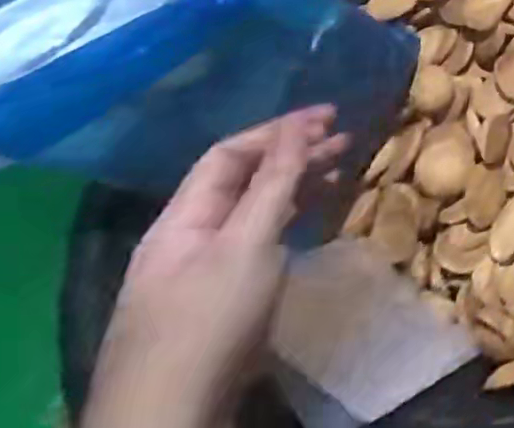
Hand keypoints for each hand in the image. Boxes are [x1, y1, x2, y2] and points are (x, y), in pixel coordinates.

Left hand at [83, 108, 348, 427]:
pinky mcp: (218, 299)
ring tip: (340, 170)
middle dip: (293, 154)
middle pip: (242, 179)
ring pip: (252, 210)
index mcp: (183, 217)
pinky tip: (311, 217)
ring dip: (295, 184)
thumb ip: (274, 181)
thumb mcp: (248, 243)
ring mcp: (201, 270)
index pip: (230, 154)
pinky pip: (256, 240)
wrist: (169, 424)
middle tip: (343, 139)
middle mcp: (188, 236)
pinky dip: (287, 220)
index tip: (327, 117)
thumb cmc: (209, 321)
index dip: (278, 130)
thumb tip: (297, 126)